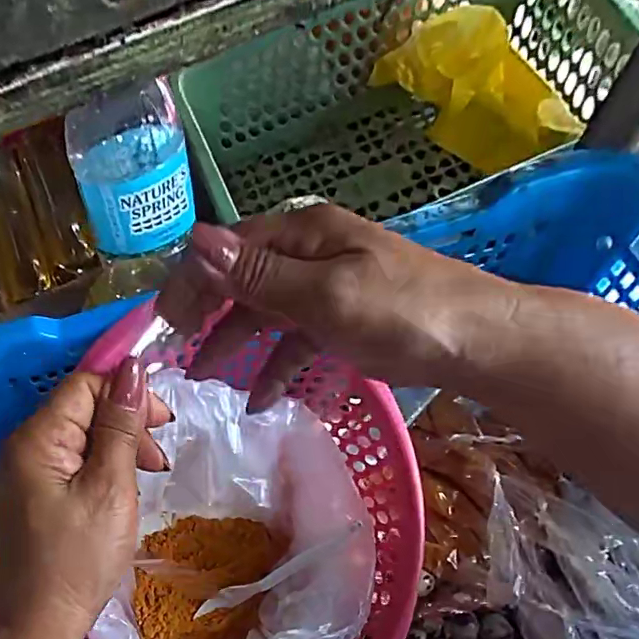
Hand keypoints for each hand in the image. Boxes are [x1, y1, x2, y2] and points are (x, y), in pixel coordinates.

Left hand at [0, 360, 170, 638]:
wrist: (43, 620)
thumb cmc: (81, 557)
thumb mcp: (110, 487)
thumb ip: (120, 425)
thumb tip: (132, 366)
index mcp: (35, 438)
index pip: (83, 385)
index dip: (126, 393)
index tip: (163, 424)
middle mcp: (20, 445)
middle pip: (79, 406)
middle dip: (124, 421)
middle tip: (158, 458)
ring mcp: (22, 469)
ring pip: (78, 433)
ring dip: (117, 444)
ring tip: (147, 474)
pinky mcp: (31, 490)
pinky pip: (70, 459)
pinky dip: (100, 464)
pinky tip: (122, 485)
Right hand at [153, 204, 526, 410]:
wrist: (476, 343)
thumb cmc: (401, 311)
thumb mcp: (323, 295)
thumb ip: (257, 276)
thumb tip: (195, 241)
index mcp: (301, 236)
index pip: (227, 251)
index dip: (190, 284)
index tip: (163, 326)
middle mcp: (307, 257)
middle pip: (240, 285)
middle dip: (206, 319)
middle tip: (176, 358)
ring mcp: (322, 292)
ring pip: (262, 317)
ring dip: (234, 349)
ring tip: (205, 382)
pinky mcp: (337, 324)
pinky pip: (293, 345)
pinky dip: (275, 371)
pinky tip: (260, 402)